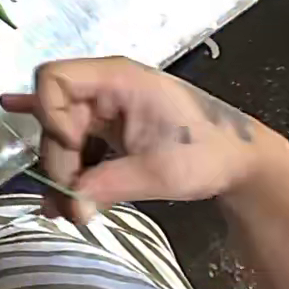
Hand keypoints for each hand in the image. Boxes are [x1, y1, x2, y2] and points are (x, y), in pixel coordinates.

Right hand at [0, 56, 284, 220]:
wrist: (239, 162)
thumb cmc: (206, 155)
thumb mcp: (157, 173)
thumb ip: (106, 186)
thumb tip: (67, 206)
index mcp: (118, 79)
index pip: (53, 78)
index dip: (49, 113)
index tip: (70, 148)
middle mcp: (105, 88)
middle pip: (53, 115)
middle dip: (58, 159)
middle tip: (73, 202)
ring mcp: (105, 108)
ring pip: (60, 134)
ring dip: (61, 170)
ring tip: (67, 209)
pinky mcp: (108, 129)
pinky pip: (76, 144)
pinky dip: (68, 168)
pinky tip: (53, 190)